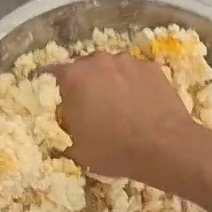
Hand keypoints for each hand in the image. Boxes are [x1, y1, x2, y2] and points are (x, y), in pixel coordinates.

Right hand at [49, 52, 203, 185]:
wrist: (165, 147)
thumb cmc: (114, 150)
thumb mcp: (77, 150)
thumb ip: (64, 133)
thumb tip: (61, 133)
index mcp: (72, 77)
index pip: (48, 72)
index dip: (46, 82)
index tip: (48, 93)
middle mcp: (97, 61)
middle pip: (81, 67)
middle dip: (82, 83)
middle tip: (86, 104)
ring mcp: (126, 61)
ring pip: (109, 67)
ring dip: (108, 81)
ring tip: (116, 104)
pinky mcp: (151, 67)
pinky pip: (133, 72)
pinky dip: (132, 83)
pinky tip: (138, 103)